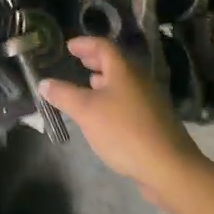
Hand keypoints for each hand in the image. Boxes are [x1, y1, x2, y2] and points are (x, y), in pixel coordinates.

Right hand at [40, 36, 210, 200]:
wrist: (170, 169)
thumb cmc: (124, 131)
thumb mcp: (85, 111)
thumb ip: (63, 94)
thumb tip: (44, 83)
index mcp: (124, 72)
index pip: (103, 46)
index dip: (84, 44)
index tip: (68, 46)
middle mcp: (140, 81)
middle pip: (116, 64)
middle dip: (95, 61)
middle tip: (78, 62)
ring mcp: (151, 102)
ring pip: (124, 83)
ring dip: (104, 81)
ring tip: (87, 86)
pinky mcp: (156, 123)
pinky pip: (130, 101)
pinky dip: (113, 99)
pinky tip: (105, 115)